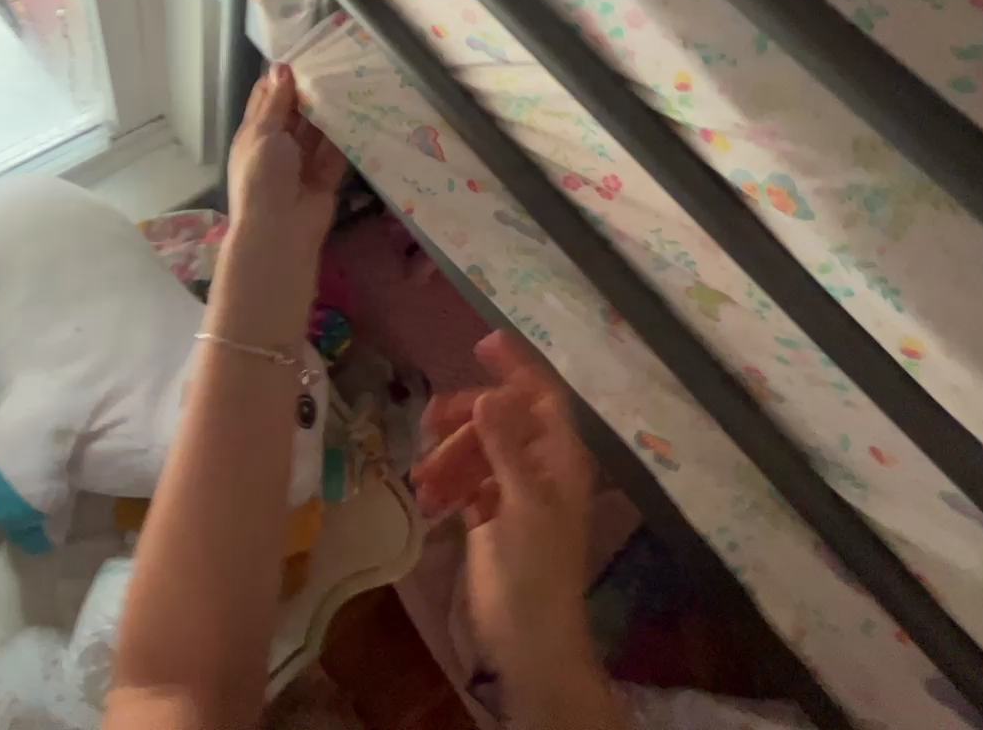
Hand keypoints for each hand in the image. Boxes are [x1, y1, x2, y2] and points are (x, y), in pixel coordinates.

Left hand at [227, 63, 346, 248]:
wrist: (279, 230)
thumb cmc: (262, 177)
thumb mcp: (263, 133)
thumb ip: (276, 102)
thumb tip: (280, 67)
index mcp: (255, 134)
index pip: (267, 98)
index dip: (282, 78)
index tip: (305, 55)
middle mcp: (278, 145)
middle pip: (295, 112)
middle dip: (311, 91)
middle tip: (337, 63)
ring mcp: (302, 162)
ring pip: (318, 130)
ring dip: (331, 111)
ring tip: (352, 80)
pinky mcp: (325, 176)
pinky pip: (337, 151)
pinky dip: (346, 135)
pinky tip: (360, 111)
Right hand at [412, 332, 601, 696]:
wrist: (527, 638)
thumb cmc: (535, 569)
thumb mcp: (522, 502)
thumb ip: (505, 447)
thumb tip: (487, 396)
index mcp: (559, 458)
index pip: (541, 397)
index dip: (517, 368)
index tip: (483, 343)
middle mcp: (538, 466)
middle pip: (498, 420)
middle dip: (464, 420)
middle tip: (429, 422)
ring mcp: (511, 489)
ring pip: (475, 449)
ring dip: (447, 458)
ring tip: (423, 481)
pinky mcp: (488, 512)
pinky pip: (463, 480)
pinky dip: (446, 485)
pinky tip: (428, 502)